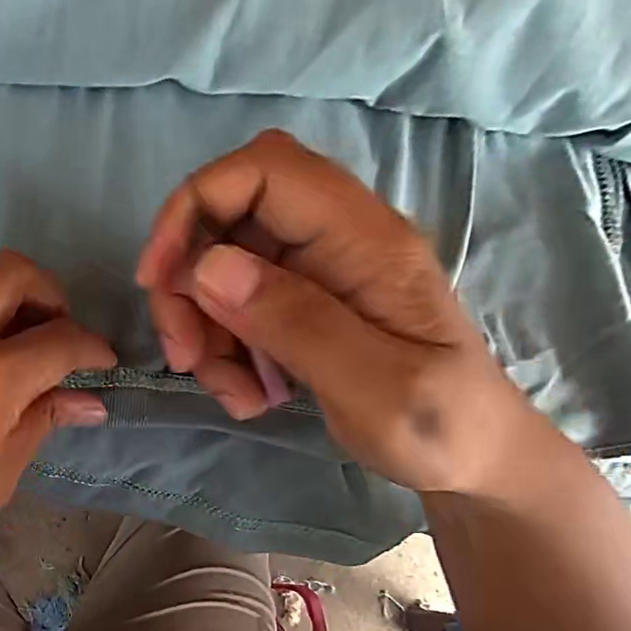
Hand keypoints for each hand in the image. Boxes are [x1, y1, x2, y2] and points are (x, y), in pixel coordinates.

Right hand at [135, 129, 557, 495]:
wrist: (474, 459)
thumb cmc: (441, 427)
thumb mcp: (375, 387)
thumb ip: (297, 323)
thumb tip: (208, 266)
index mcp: (365, 240)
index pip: (264, 170)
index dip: (193, 205)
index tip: (156, 278)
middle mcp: (335, 242)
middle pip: (227, 222)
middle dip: (187, 288)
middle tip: (186, 358)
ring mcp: (315, 274)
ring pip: (220, 272)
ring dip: (203, 332)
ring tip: (236, 394)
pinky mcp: (300, 306)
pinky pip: (234, 311)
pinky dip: (222, 352)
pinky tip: (249, 396)